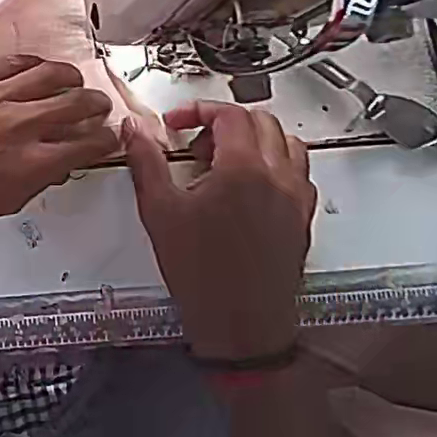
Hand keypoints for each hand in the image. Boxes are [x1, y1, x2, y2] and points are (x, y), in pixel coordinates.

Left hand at [0, 55, 114, 228]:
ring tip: (74, 83)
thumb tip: (62, 161)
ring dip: (71, 79)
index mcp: (31, 163)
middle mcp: (19, 126)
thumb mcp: (7, 201)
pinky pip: (15, 62)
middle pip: (77, 103)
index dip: (105, 139)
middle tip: (97, 107)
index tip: (106, 136)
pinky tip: (39, 70)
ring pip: (52, 74)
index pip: (88, 143)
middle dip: (96, 105)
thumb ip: (41, 178)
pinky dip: (34, 65)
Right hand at [121, 101, 315, 361]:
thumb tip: (134, 130)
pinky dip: (275, 163)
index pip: (229, 115)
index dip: (198, 111)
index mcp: (243, 170)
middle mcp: (278, 178)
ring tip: (222, 158)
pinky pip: (298, 172)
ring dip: (254, 138)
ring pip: (286, 143)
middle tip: (195, 141)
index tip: (177, 123)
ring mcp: (296, 199)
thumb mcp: (158, 210)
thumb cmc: (202, 273)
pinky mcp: (302, 218)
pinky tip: (248, 183)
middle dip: (224, 121)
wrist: (241, 325)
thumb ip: (145, 160)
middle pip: (261, 121)